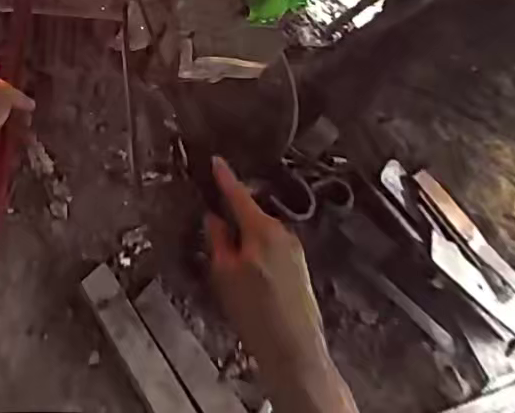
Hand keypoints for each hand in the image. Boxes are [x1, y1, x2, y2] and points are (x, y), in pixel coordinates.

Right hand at [205, 157, 356, 412]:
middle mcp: (282, 232)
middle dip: (234, 217)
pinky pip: (272, 248)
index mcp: (262, 229)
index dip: (225, 177)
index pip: (239, 194)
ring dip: (246, 238)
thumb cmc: (256, 314)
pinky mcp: (300, 267)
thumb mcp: (224, 275)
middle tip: (215, 228)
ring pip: (262, 233)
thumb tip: (214, 218)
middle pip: (251, 214)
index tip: (216, 160)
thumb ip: (217, 240)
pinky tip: (251, 278)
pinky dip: (258, 251)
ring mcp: (295, 250)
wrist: (296, 354)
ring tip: (232, 267)